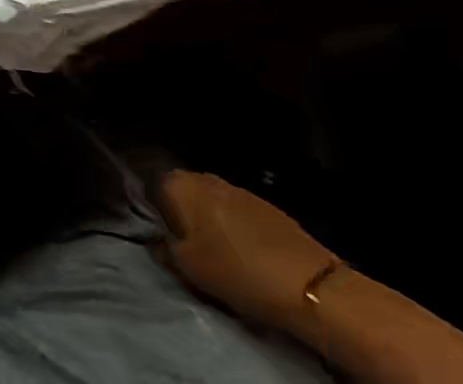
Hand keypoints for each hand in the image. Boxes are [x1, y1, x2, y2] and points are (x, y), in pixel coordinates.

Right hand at [156, 170, 337, 332]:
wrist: (309, 285)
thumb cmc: (236, 271)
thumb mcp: (187, 267)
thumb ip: (164, 248)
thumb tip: (157, 239)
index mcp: (182, 186)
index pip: (153, 186)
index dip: (153, 210)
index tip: (159, 236)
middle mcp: (207, 178)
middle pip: (184, 192)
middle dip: (182, 215)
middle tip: (185, 247)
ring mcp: (241, 190)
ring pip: (213, 202)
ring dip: (210, 222)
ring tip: (215, 253)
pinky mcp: (268, 207)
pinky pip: (239, 214)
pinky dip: (235, 229)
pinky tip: (243, 253)